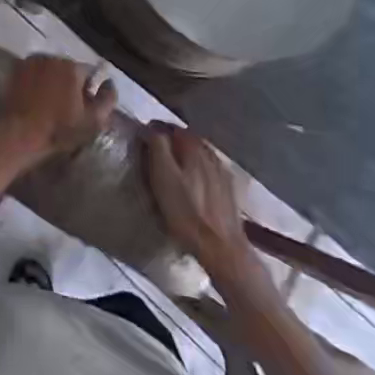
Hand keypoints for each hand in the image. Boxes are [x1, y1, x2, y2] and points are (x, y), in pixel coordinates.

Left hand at [0, 56, 115, 162]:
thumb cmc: (58, 130)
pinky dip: (37, 80)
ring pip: (51, 68)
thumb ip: (107, 99)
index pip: (90, 72)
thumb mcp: (92, 121)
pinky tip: (35, 97)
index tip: (83, 105)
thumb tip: (109, 81)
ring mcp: (31, 61)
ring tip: (49, 102)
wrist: (19, 135)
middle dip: (70, 82)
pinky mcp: (16, 68)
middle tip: (66, 105)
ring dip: (53, 80)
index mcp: (72, 67)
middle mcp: (52, 57)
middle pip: (69, 68)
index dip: (89, 89)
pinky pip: (34, 71)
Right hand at [144, 123, 249, 279]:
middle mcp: (211, 153)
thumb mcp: (163, 177)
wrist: (221, 247)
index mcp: (194, 147)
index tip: (144, 139)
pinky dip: (198, 170)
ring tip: (172, 169)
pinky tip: (192, 184)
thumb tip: (152, 128)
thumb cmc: (186, 212)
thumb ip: (158, 147)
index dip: (156, 131)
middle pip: (188, 139)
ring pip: (200, 155)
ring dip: (186, 156)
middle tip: (155, 154)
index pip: (173, 127)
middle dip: (172, 142)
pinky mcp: (229, 190)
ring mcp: (223, 171)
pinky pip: (209, 170)